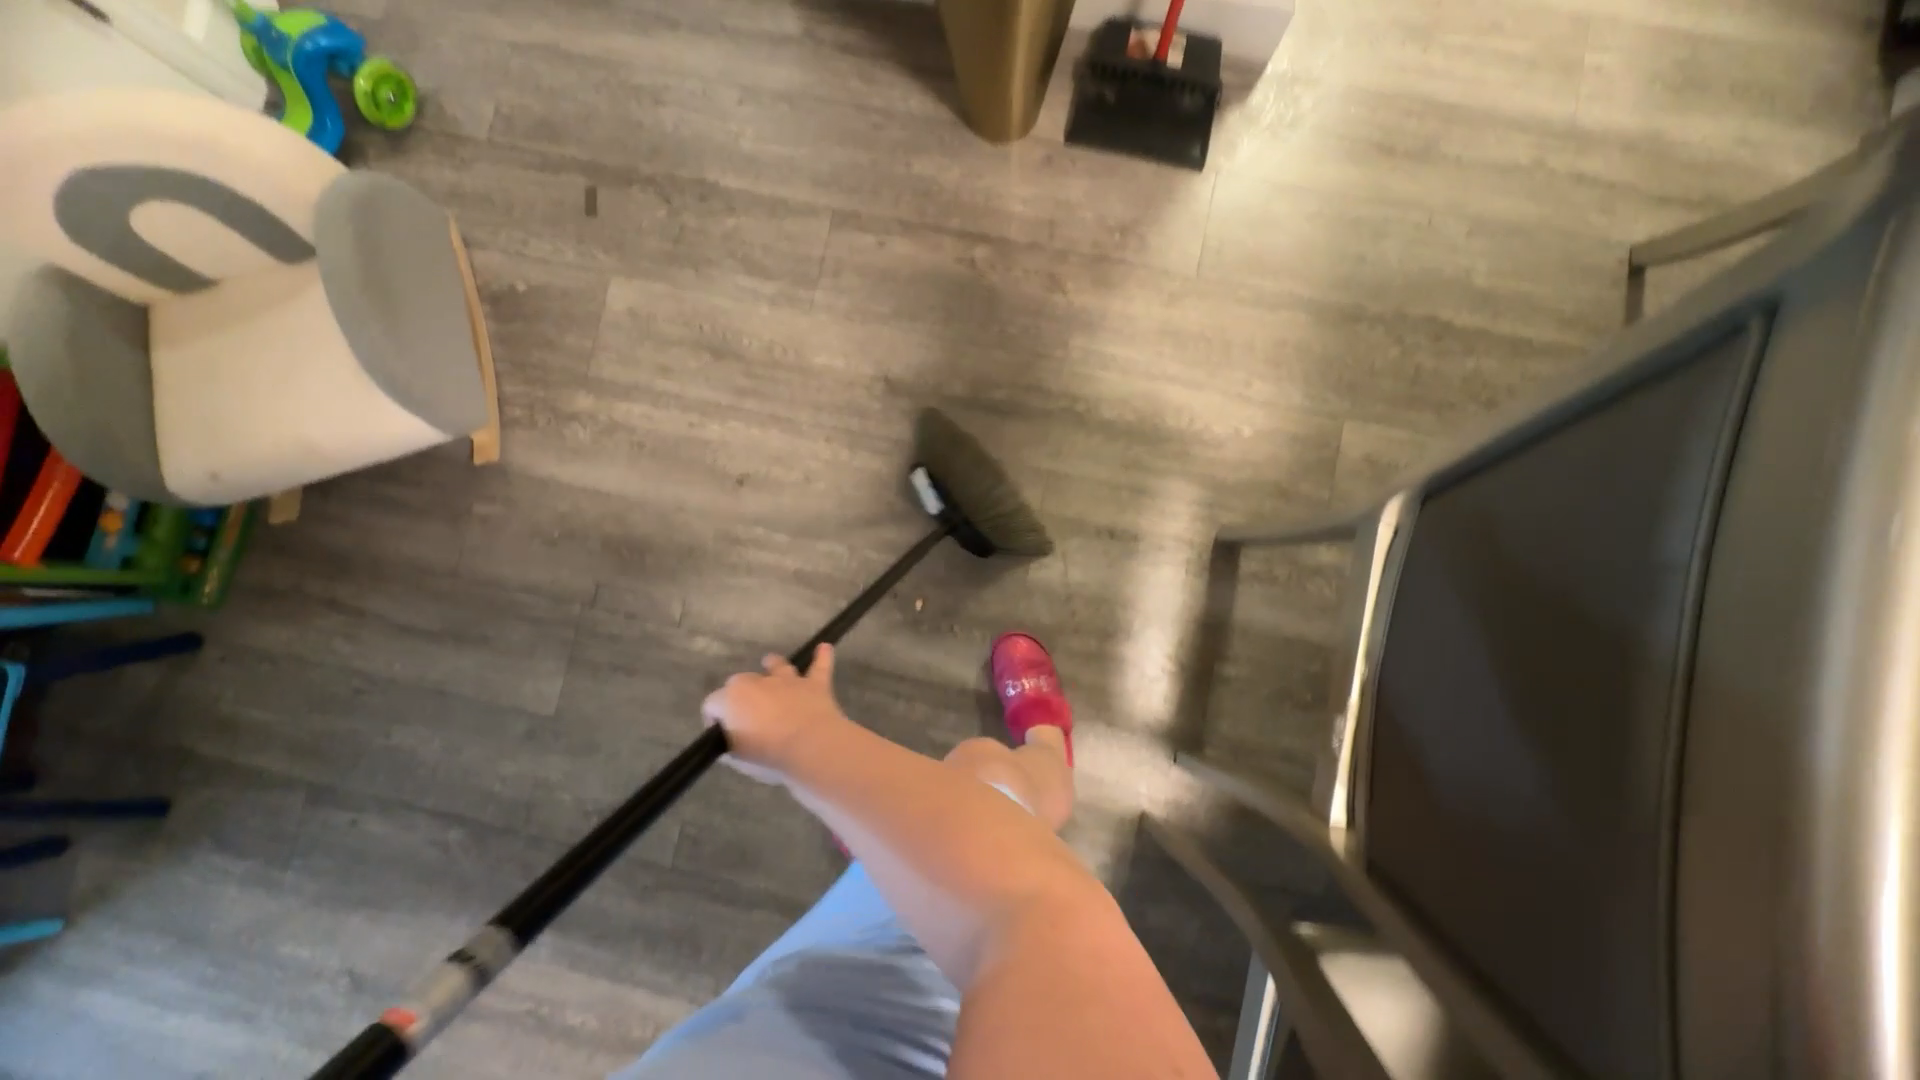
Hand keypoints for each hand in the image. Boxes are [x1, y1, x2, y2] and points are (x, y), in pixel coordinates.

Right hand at [702, 644, 850, 783]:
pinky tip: (824, 648)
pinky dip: (822, 657)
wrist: (810, 747)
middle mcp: (757, 682)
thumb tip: (728, 740)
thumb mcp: (736, 757)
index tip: (722, 735)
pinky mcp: (814, 685)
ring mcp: (787, 681)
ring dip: (773, 665)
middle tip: (748, 717)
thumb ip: (728, 744)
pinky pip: (818, 666)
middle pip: (740, 682)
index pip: (712, 705)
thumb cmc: (767, 755)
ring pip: (777, 666)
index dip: (714, 720)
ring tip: (769, 661)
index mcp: (731, 698)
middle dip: (741, 696)